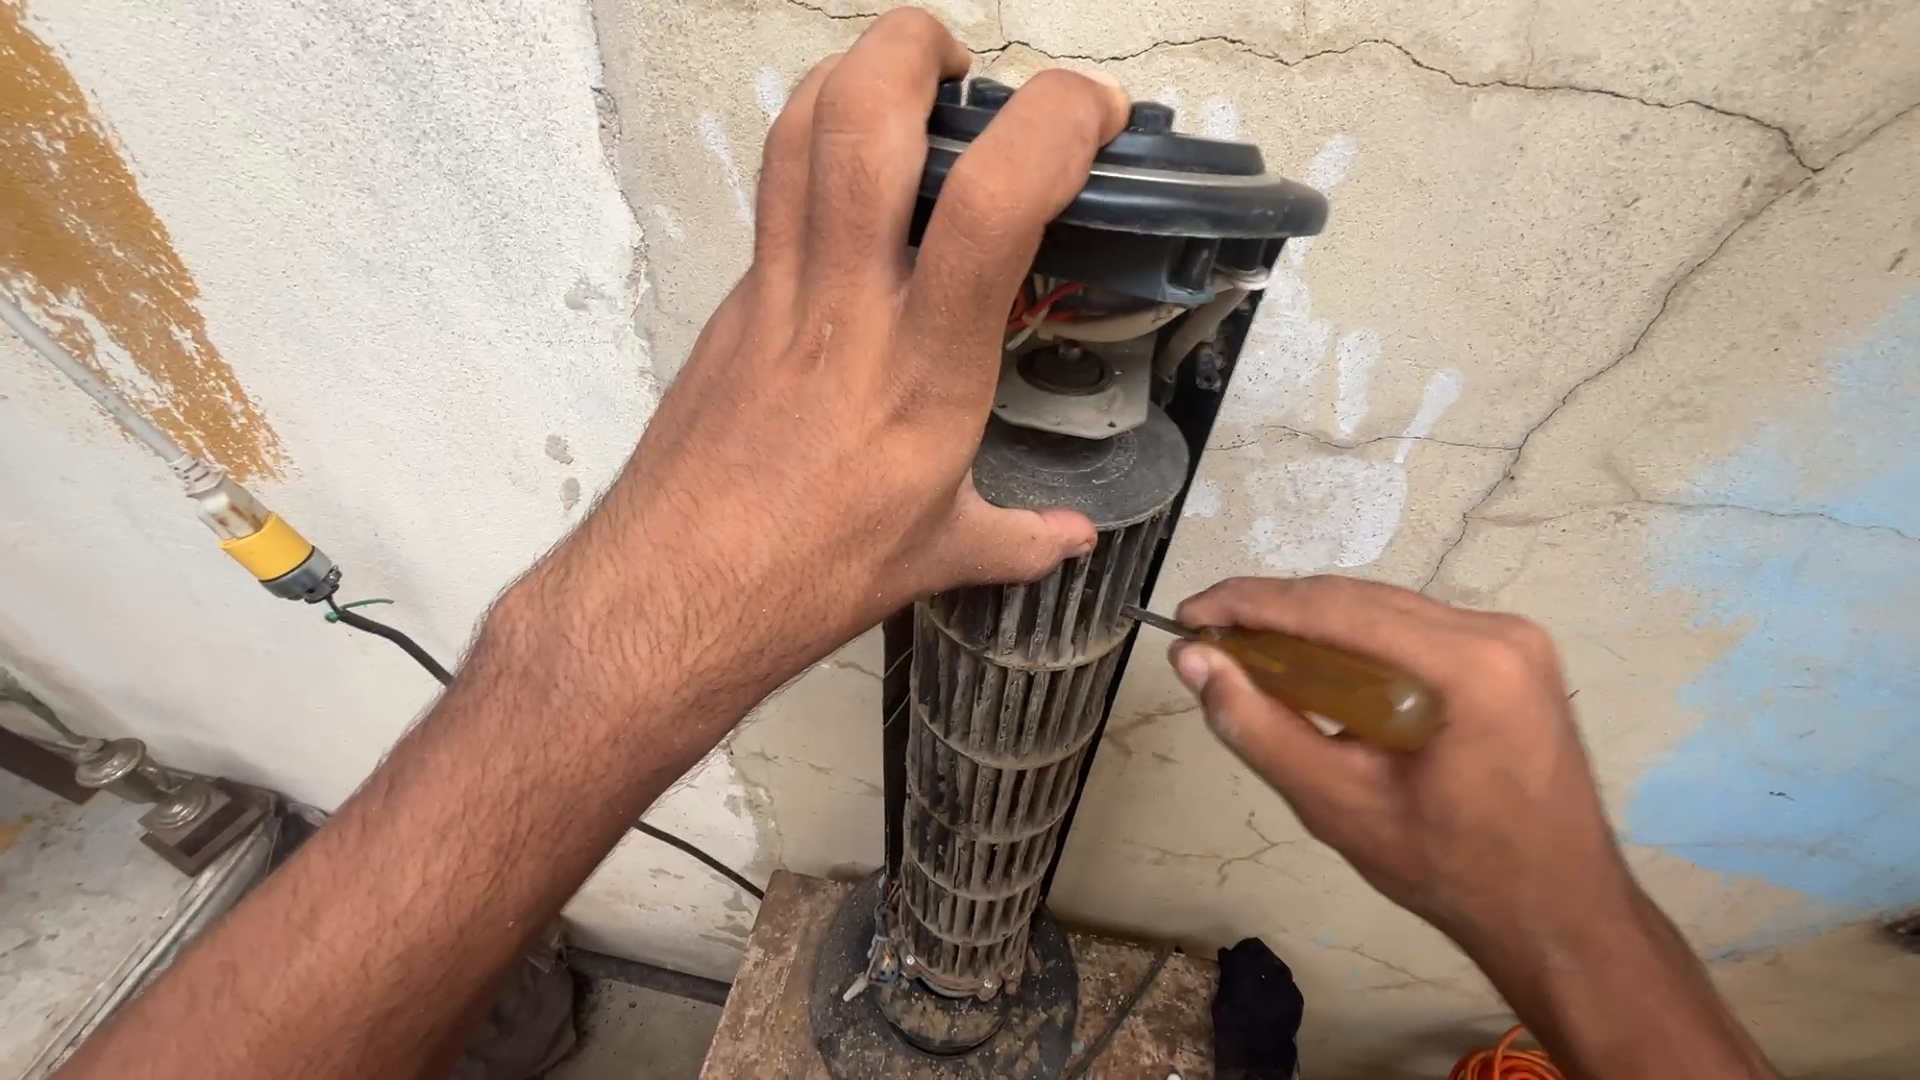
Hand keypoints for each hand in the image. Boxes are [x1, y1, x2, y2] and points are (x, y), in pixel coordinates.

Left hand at [540, 11, 1127, 706]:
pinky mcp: (729, 308)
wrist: (675, 594)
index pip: (992, 205)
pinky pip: (771, 201)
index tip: (1094, 117)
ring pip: (797, 132)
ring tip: (903, 93)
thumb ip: (1020, 538)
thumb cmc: (811, 578)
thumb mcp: (939, 558)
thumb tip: (1074, 538)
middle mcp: (849, 309)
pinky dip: (812, 159)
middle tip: (965, 70)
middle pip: (862, 116)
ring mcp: (774, 297)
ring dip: (853, 74)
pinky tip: (848, 206)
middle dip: (919, 46)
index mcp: (927, 372)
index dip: (1056, 124)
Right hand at [1170, 577, 1778, 1078]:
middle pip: (1354, 599)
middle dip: (1269, 610)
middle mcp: (1496, 631)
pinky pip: (1399, 626)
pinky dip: (1341, 638)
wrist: (1559, 914)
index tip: (1187, 614)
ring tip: (1241, 649)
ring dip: (1301, 623)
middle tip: (1204, 635)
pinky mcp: (1503, 653)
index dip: (1248, 603)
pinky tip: (1304, 663)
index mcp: (1470, 665)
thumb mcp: (1335, 804)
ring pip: (1374, 607)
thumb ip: (1257, 727)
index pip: (1334, 608)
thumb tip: (1191, 660)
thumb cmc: (1449, 870)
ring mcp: (1507, 638)